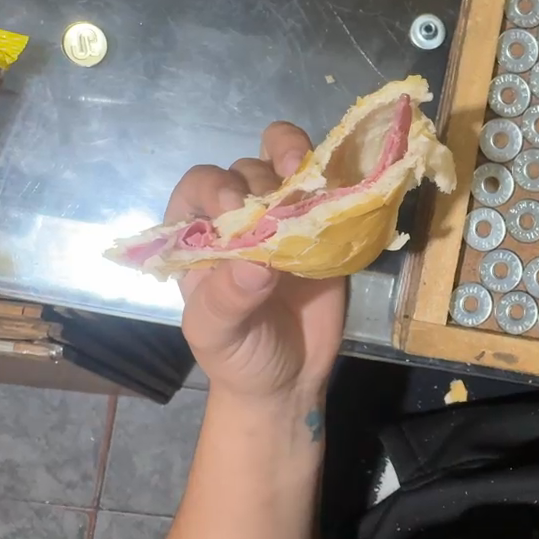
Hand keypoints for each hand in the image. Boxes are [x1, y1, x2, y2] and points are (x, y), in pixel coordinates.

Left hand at [164, 123, 346, 406]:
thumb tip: (255, 261)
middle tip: (274, 204)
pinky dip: (334, 178)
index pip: (199, 187)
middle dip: (259, 179)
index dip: (214, 187)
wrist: (289, 382)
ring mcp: (285, 218)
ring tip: (304, 171)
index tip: (233, 207)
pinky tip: (339, 186)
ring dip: (293, 156)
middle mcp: (241, 217)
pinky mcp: (324, 228)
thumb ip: (227, 298)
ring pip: (284, 164)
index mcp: (200, 235)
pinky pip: (328, 190)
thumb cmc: (239, 356)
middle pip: (246, 170)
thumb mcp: (217, 335)